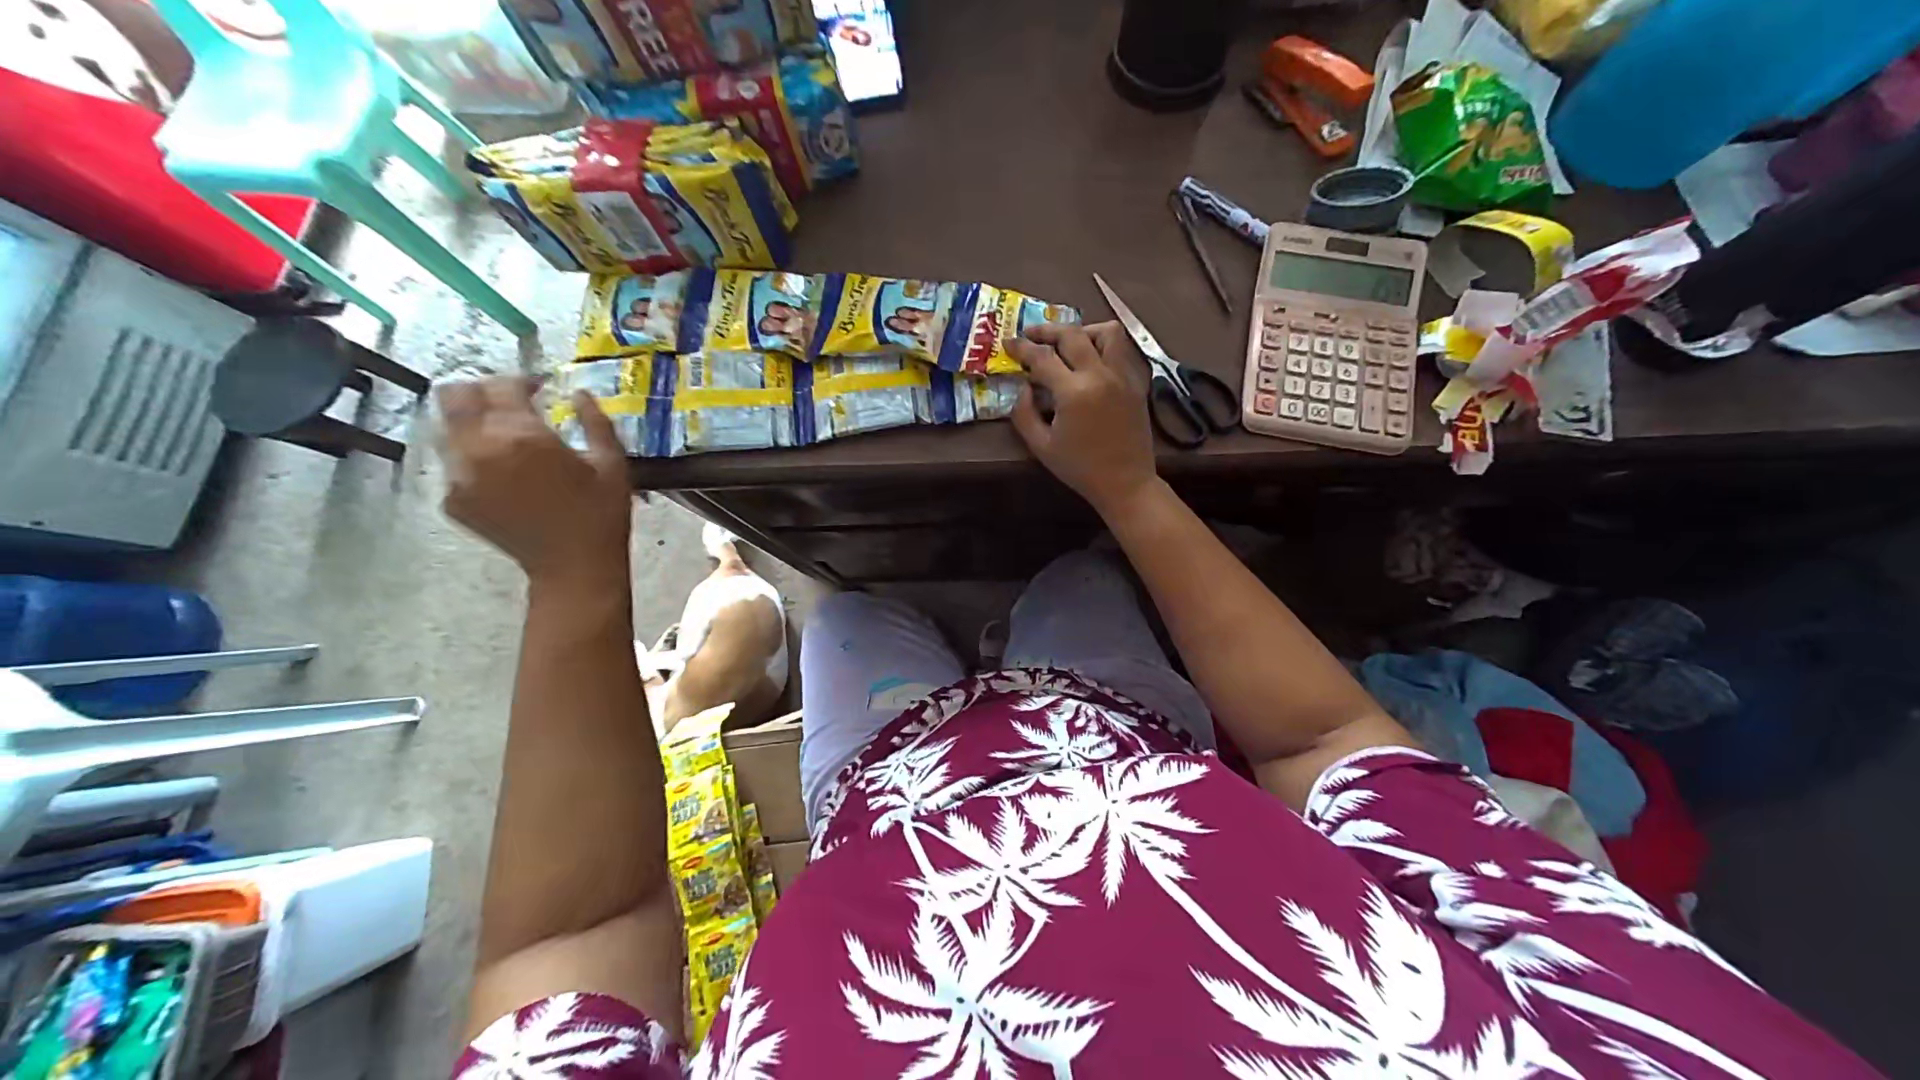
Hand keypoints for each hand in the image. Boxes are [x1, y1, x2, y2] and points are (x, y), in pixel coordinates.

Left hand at [438, 376, 631, 585]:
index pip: (502, 385)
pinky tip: (501, 473)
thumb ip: (595, 420)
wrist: (573, 566)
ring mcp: (459, 476)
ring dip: (472, 424)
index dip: (522, 380)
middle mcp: (480, 449)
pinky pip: (452, 464)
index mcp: (522, 436)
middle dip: (482, 392)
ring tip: (502, 438)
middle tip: (509, 404)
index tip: (539, 389)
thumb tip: (578, 394)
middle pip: (454, 395)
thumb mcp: (611, 462)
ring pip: (445, 427)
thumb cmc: (601, 513)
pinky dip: (472, 458)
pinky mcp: (453, 500)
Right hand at [1007, 322, 1161, 516]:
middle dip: (1047, 330)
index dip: (1021, 347)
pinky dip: (1102, 346)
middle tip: (1030, 334)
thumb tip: (1022, 387)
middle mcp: (1100, 375)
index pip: (1042, 357)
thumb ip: (1024, 413)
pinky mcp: (1135, 383)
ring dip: (1082, 330)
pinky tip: (1089, 360)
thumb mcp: (1041, 446)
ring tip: (1067, 342)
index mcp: (1074, 392)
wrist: (1125, 483)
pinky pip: (1121, 350)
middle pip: (1072, 334)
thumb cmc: (1079, 468)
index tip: (1008, 343)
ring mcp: (1122, 376)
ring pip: (1106, 332)